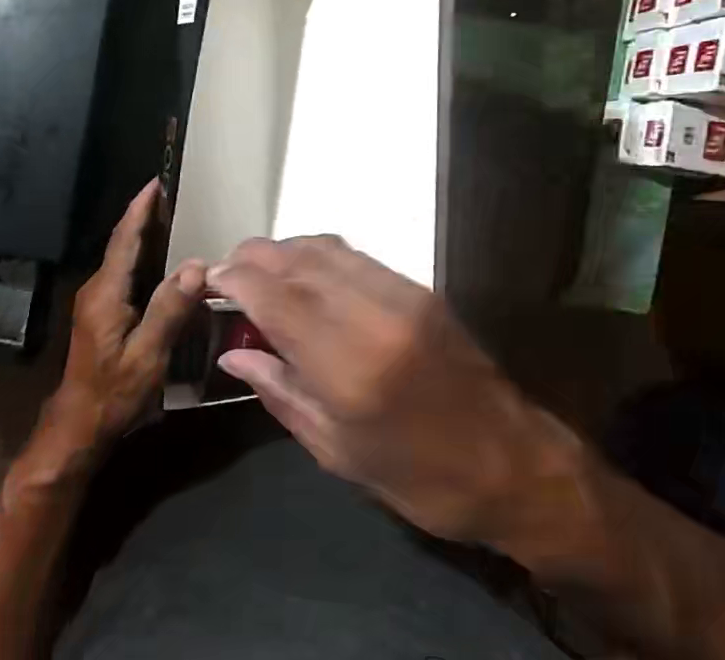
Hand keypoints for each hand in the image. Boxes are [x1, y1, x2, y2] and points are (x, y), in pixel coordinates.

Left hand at [43, 179, 204, 452]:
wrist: (79, 425)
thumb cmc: (114, 391)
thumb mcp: (147, 355)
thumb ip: (169, 309)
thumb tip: (196, 265)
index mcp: (106, 293)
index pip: (124, 239)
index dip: (139, 209)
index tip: (155, 182)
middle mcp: (96, 289)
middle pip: (121, 244)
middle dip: (143, 217)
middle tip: (172, 196)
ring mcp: (95, 302)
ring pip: (121, 259)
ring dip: (142, 236)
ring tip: (171, 220)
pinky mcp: (99, 314)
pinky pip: (123, 275)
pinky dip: (141, 259)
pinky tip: (161, 264)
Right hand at [210, 236, 588, 546]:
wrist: (516, 465)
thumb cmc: (420, 477)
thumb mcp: (337, 450)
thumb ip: (279, 391)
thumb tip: (232, 351)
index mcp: (348, 367)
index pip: (273, 296)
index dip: (233, 279)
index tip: (208, 280)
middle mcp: (372, 316)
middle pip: (294, 260)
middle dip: (251, 258)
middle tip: (227, 274)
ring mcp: (400, 295)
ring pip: (323, 247)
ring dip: (282, 251)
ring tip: (260, 271)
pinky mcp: (419, 289)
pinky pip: (353, 254)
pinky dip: (316, 254)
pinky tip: (304, 274)